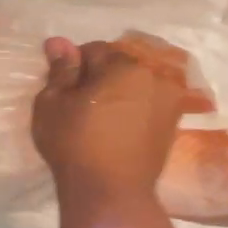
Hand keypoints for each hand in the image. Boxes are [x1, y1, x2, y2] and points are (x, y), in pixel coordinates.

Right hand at [32, 36, 186, 203]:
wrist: (110, 187)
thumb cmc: (73, 141)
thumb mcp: (53, 103)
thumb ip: (60, 69)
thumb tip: (58, 40)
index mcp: (125, 66)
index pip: (94, 49)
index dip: (73, 65)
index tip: (62, 87)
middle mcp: (156, 75)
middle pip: (121, 62)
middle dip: (100, 74)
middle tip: (80, 100)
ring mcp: (172, 98)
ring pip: (138, 81)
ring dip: (120, 88)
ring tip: (101, 112)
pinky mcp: (175, 119)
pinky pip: (151, 99)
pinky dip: (135, 104)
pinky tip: (118, 123)